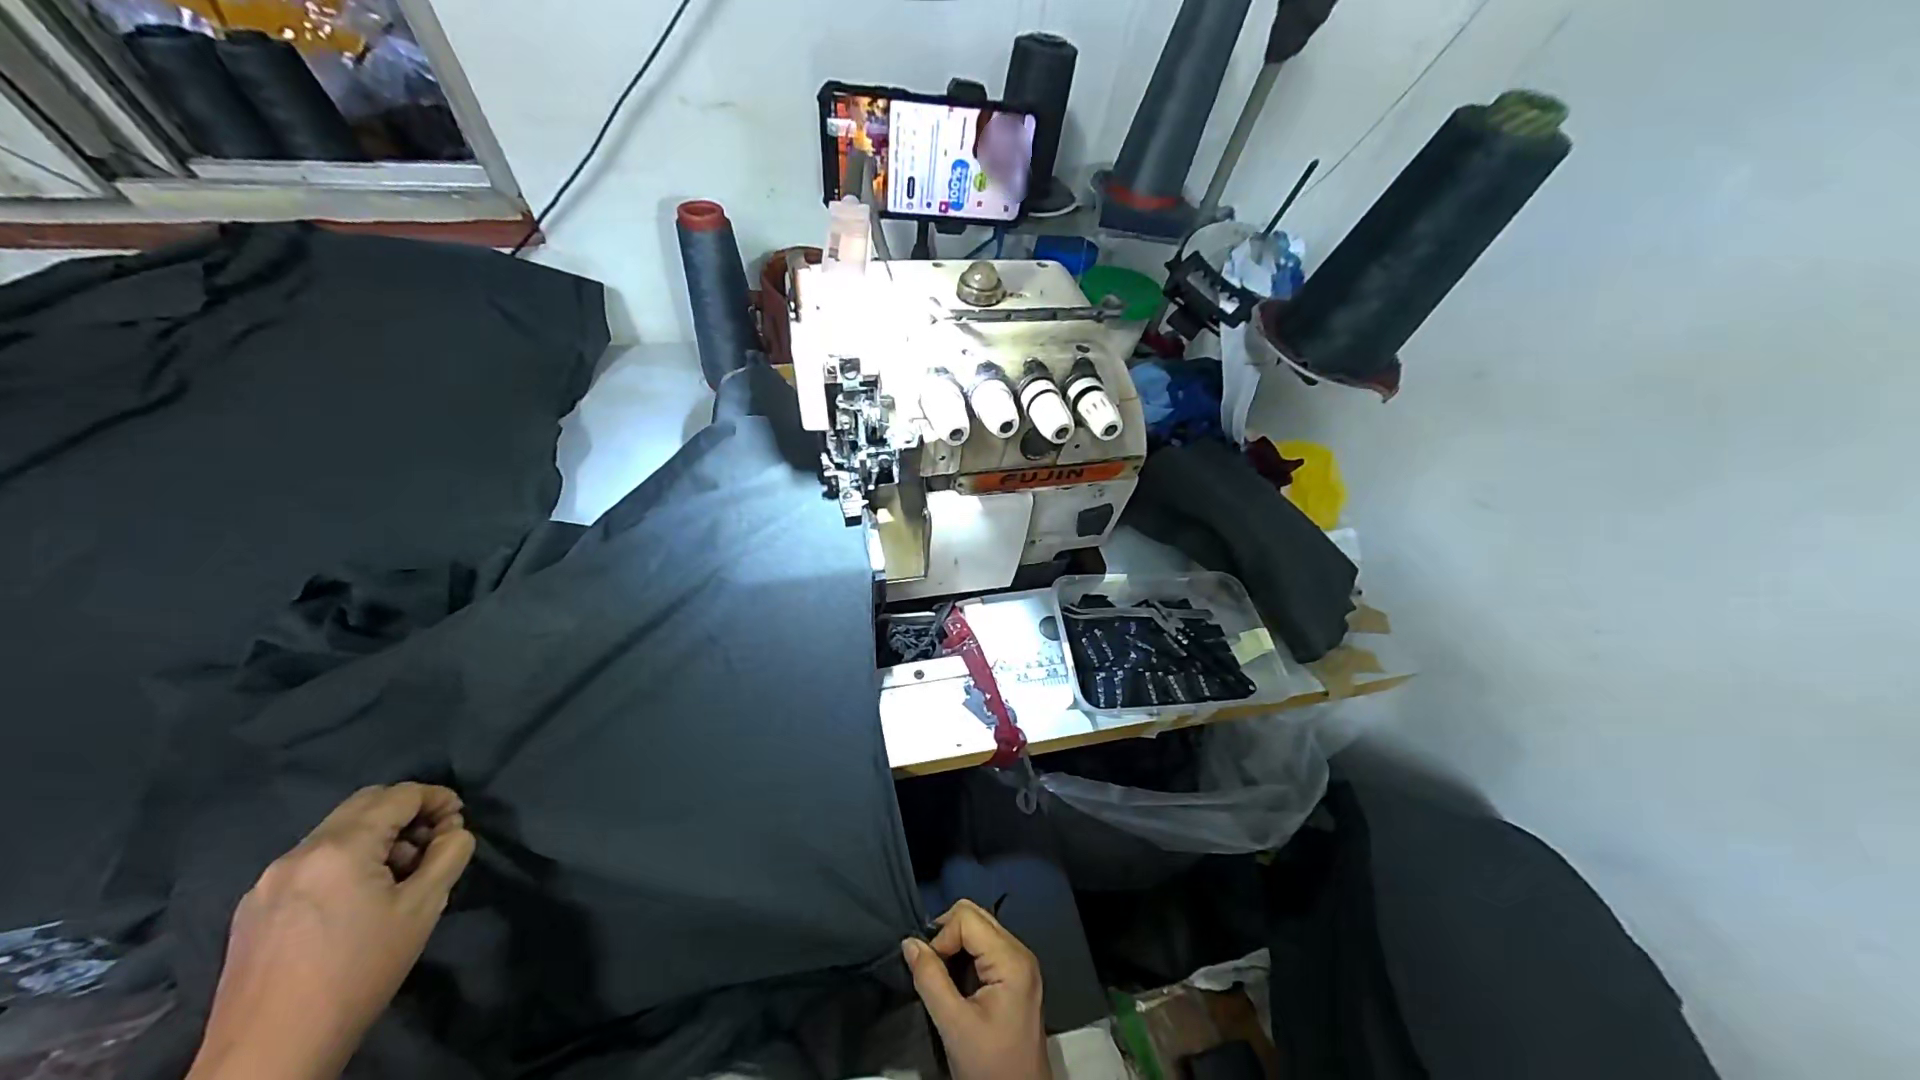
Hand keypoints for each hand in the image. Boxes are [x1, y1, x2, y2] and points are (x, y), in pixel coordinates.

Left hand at [187, 783, 475, 1079]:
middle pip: (364, 804)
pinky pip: (311, 862)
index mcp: (339, 848)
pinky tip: (357, 900)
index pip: (399, 795)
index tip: (459, 821)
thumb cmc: (359, 972)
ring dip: (376, 838)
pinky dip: (345, 861)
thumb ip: (449, 854)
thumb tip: (452, 831)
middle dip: (407, 812)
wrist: (271, 1052)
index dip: (438, 798)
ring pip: (336, 832)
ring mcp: (267, 881)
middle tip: (433, 842)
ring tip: (398, 877)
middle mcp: (297, 853)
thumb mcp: (424, 908)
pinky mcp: (252, 909)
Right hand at [902, 899, 1049, 1079]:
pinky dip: (965, 955)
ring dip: (955, 945)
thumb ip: (930, 979)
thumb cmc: (990, 1066)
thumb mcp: (954, 1025)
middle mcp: (1020, 952)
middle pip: (975, 916)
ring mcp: (1020, 963)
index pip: (967, 917)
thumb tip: (909, 942)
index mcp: (1012, 959)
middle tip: (931, 968)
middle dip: (946, 935)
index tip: (928, 969)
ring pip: (979, 928)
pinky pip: (986, 946)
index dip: (941, 936)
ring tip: (941, 976)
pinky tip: (955, 981)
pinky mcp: (1016, 976)